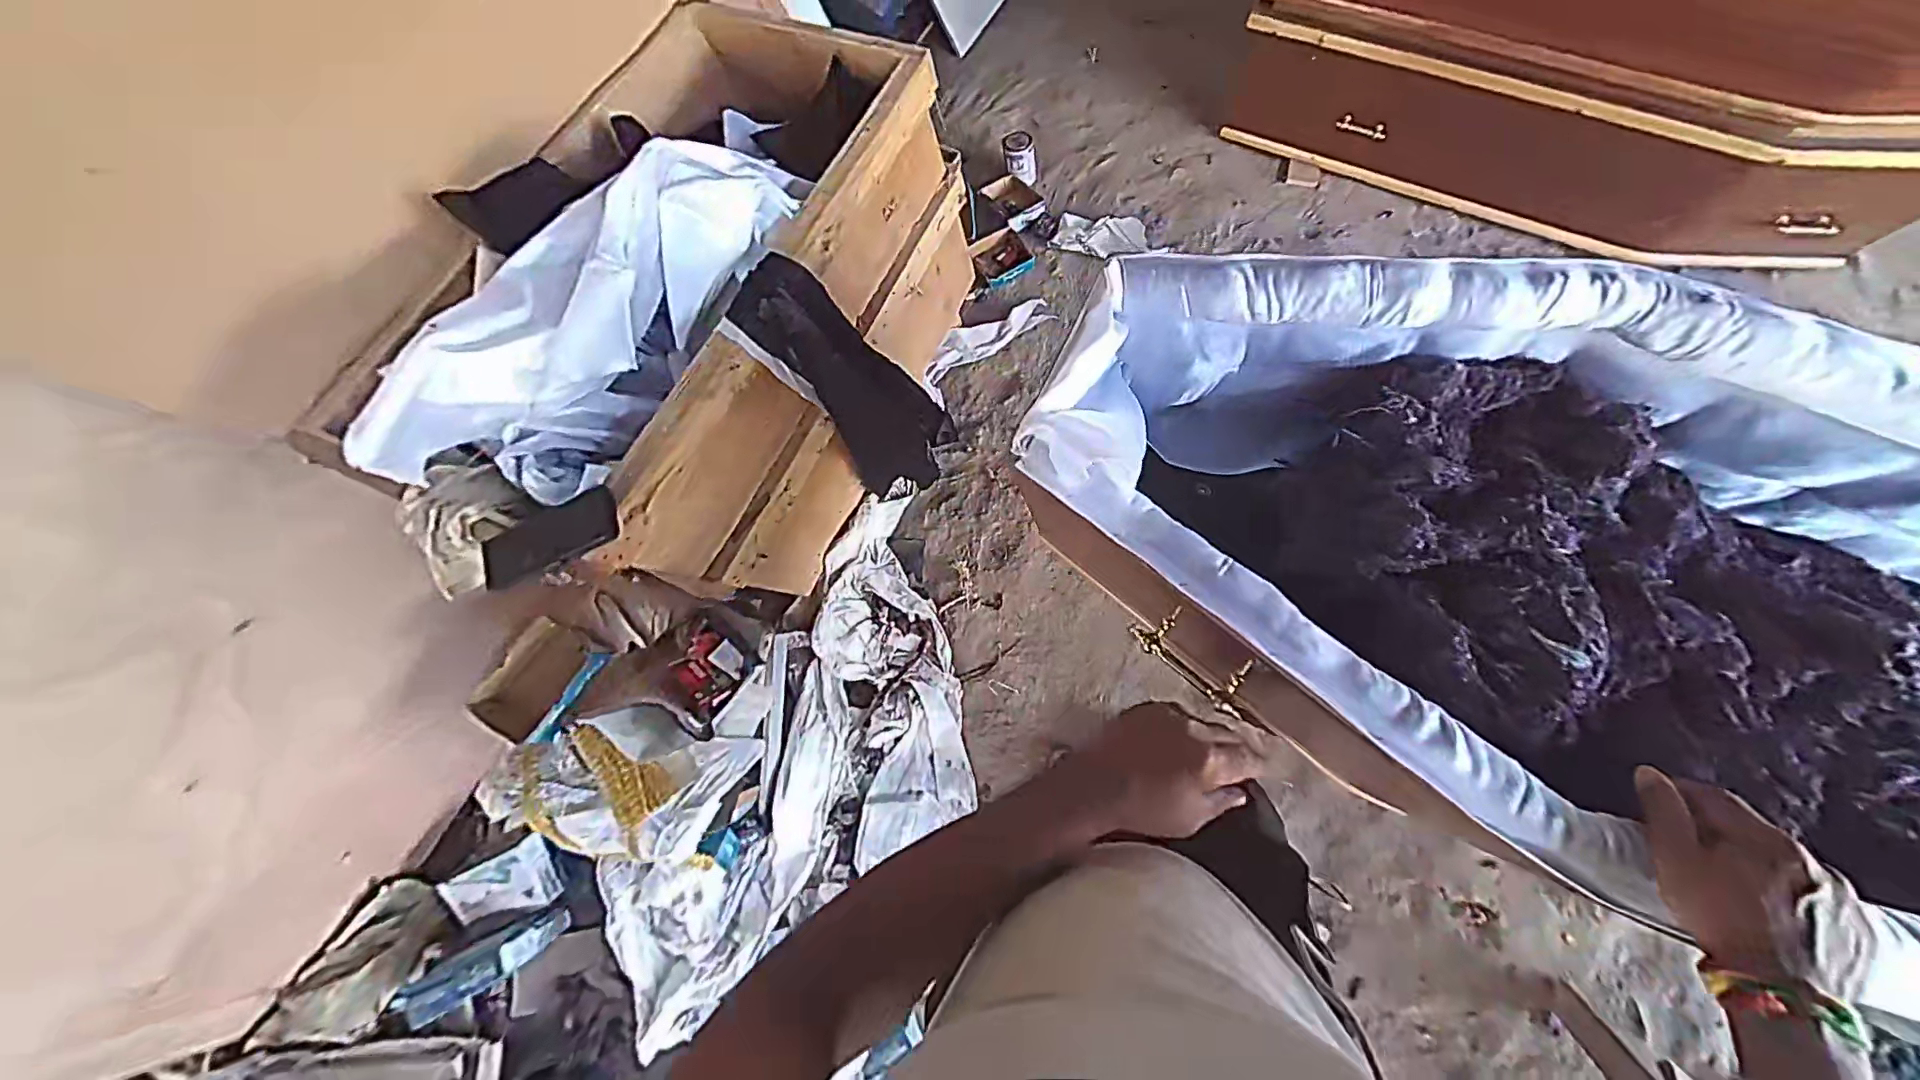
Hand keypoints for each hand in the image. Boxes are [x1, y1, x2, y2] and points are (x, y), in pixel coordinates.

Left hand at [1042, 701, 1266, 838]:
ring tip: (1216, 746)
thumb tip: (1239, 792)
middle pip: (1230, 734)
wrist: (1095, 786)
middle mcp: (1193, 730)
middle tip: (1249, 756)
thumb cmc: (1142, 810)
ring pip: (1204, 721)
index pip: (1250, 758)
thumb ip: (1221, 802)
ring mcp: (1168, 715)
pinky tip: (1184, 736)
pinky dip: (1185, 725)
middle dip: (1242, 745)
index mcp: (1211, 759)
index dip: (1262, 764)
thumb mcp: (1191, 818)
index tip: (1265, 768)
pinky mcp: (1145, 709)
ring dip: (1213, 733)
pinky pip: (1176, 714)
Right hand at [1635, 766, 1867, 994]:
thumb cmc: (1718, 915)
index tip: (1656, 797)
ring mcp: (1834, 889)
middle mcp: (1806, 855)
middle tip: (1682, 838)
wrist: (1783, 989)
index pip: (1714, 796)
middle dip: (1714, 825)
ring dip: (1748, 855)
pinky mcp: (1849, 919)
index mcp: (1763, 836)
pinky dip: (1777, 883)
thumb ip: (1663, 812)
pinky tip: (1760, 900)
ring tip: (1721, 872)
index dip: (1679, 791)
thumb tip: (1650, 774)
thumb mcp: (1675, 858)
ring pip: (1779, 858)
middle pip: (1749, 827)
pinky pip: (1804, 887)